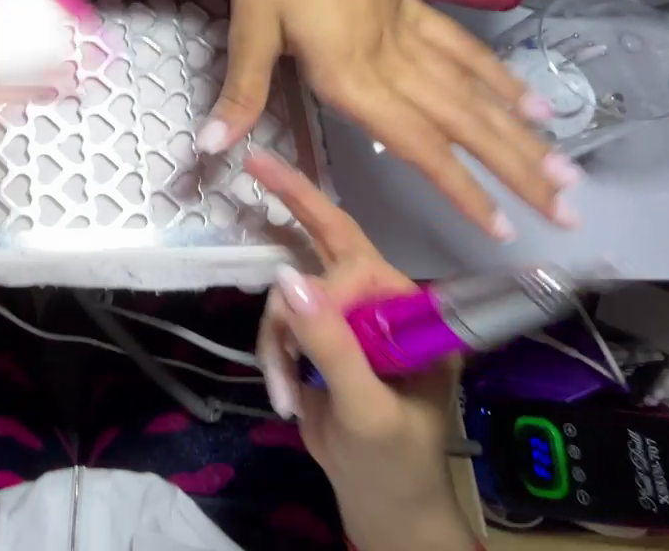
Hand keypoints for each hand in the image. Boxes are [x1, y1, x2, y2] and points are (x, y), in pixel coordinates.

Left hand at [207, 0, 576, 237]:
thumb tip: (212, 147)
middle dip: (514, 173)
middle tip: (570, 213)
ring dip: (522, 135)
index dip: (457, 189)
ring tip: (569, 172)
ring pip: (475, 93)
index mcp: (350, 74)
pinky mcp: (415, 3)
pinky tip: (531, 98)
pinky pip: (464, 50)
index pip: (414, 145)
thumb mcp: (251, 24)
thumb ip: (244, 90)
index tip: (501, 230)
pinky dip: (499, 78)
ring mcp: (410, 30)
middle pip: (462, 124)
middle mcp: (391, 61)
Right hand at [248, 151, 477, 550]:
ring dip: (278, 342)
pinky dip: (272, 354)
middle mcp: (381, 303)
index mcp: (412, 314)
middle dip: (294, 200)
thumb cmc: (395, 465)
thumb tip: (285, 275)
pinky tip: (285, 392)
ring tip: (287, 393)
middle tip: (256, 162)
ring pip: (289, 292)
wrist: (382, 505)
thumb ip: (331, 344)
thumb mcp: (367, 411)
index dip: (319, 295)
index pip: (356, 267)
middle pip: (330, 238)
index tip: (296, 347)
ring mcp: (347, 317)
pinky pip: (279, 318)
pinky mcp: (319, 334)